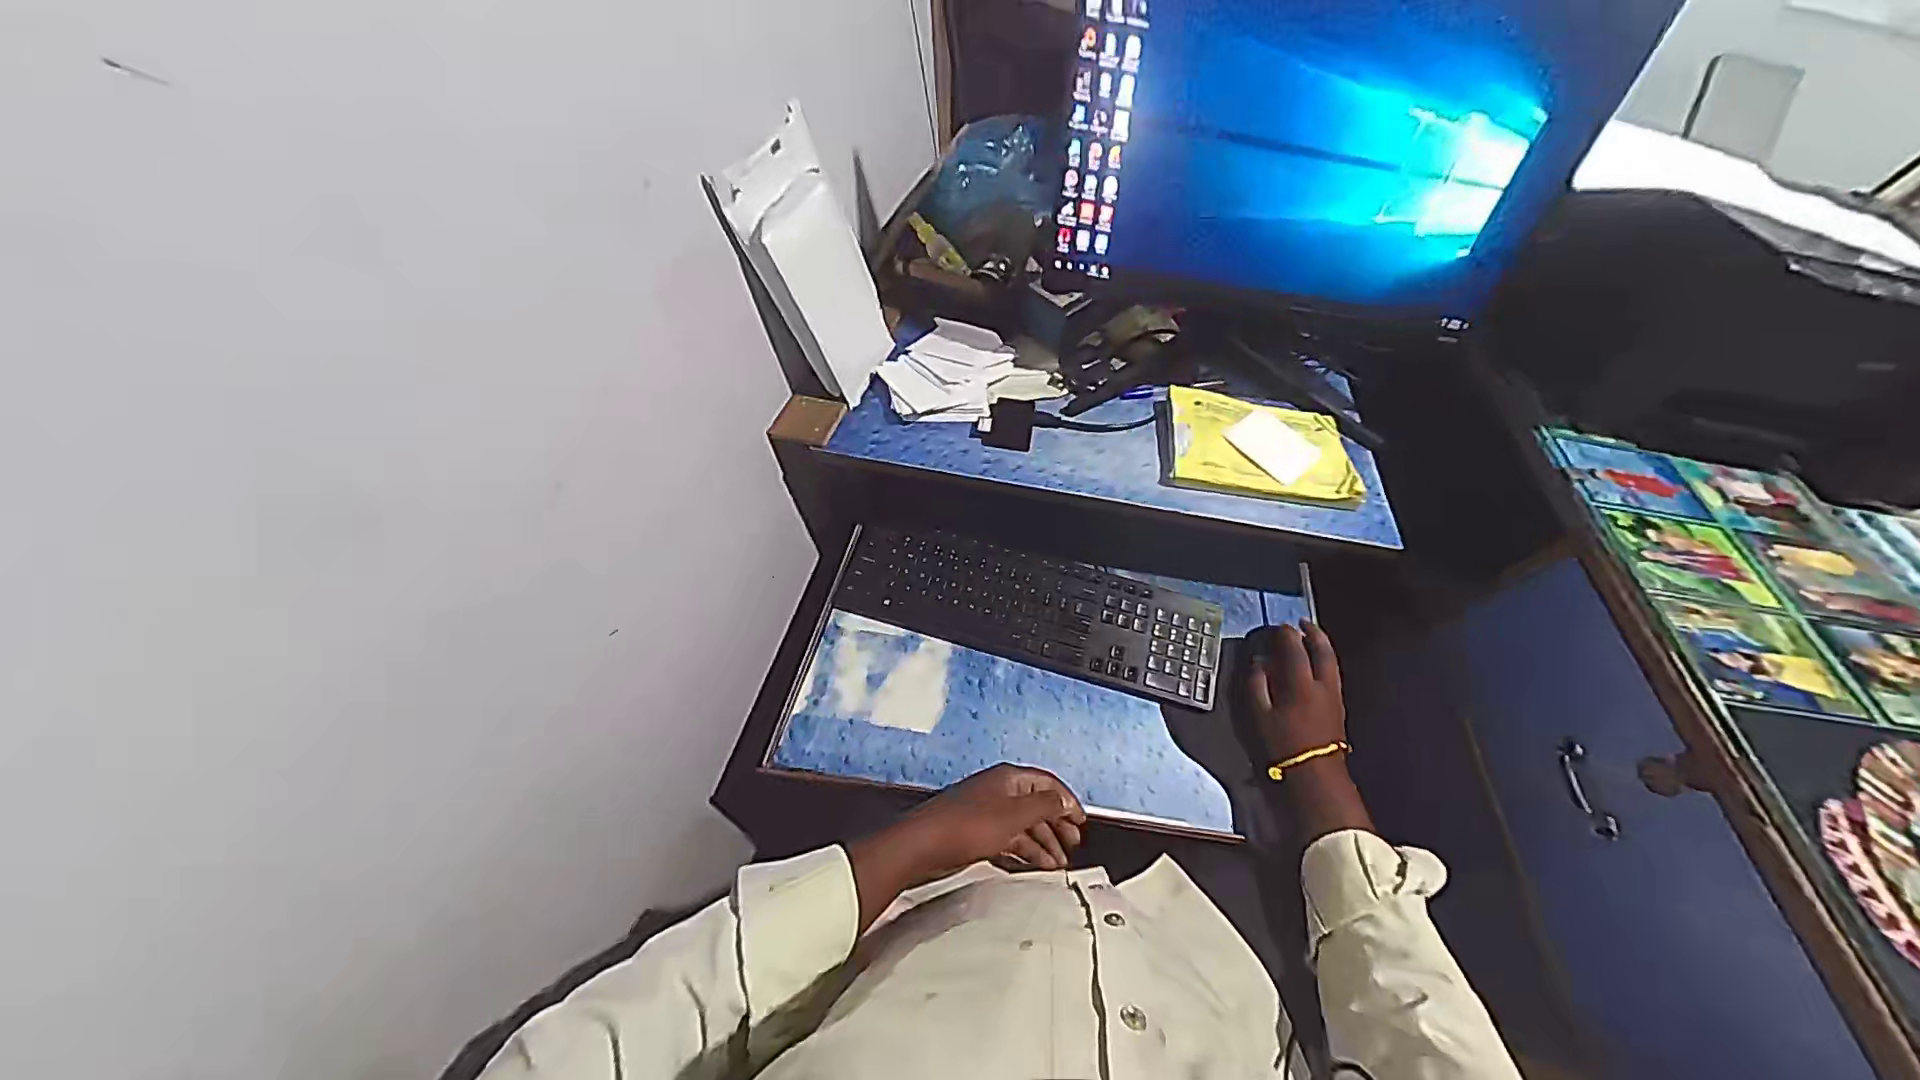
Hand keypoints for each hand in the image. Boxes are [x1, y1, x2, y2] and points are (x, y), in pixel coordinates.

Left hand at [846, 765, 1086, 930]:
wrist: (923, 846)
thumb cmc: (963, 827)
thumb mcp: (1014, 816)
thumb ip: (1044, 806)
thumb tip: (1064, 800)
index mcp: (1007, 779)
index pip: (1047, 783)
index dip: (1067, 801)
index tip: (1081, 820)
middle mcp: (997, 791)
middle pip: (1036, 804)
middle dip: (1056, 824)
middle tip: (1072, 844)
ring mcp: (986, 811)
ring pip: (1023, 824)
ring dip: (1042, 843)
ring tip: (1056, 863)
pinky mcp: (975, 832)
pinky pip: (1009, 839)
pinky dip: (1024, 851)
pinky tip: (1032, 865)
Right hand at [1248, 621, 1345, 761]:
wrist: (1314, 773)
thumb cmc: (1282, 744)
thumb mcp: (1258, 714)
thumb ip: (1256, 684)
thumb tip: (1259, 663)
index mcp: (1301, 683)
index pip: (1295, 649)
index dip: (1286, 635)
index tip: (1279, 627)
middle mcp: (1323, 685)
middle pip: (1323, 651)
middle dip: (1314, 634)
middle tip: (1303, 623)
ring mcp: (1334, 697)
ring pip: (1333, 663)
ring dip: (1323, 646)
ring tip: (1313, 638)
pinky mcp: (1339, 708)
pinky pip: (1334, 675)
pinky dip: (1326, 662)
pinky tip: (1317, 665)